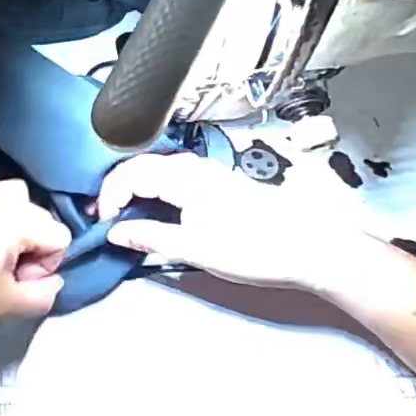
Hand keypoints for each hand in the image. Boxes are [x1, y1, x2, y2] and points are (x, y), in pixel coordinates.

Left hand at [0, 180, 73, 346]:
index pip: (59, 236)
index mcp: (14, 212)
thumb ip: (44, 293)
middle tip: (0, 274)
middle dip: (29, 245)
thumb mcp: (7, 304)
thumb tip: (51, 280)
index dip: (45, 265)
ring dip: (10, 233)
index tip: (15, 283)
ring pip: (12, 207)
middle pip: (37, 217)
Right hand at [97, 152, 382, 293]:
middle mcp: (193, 168)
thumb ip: (149, 237)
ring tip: (124, 212)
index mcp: (183, 178)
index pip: (128, 176)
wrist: (314, 249)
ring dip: (132, 187)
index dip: (108, 197)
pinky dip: (151, 189)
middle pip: (138, 166)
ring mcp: (207, 173)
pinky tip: (154, 208)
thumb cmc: (256, 248)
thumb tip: (115, 232)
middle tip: (104, 215)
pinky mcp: (218, 183)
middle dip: (114, 188)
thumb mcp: (194, 249)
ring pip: (155, 169)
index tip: (101, 222)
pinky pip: (170, 176)